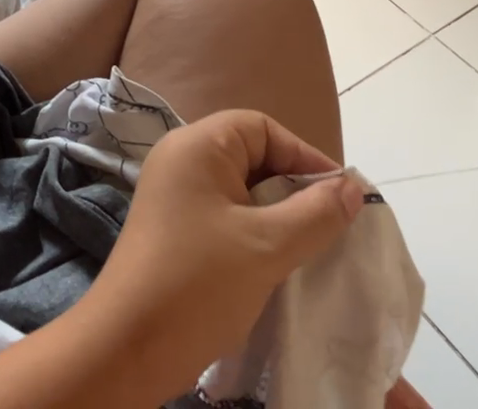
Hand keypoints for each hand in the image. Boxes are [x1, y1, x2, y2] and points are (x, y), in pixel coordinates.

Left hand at [75, 109, 366, 399]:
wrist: (127, 348)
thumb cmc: (198, 283)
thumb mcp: (266, 246)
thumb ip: (315, 214)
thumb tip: (351, 188)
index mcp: (197, 147)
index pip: (261, 128)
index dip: (304, 156)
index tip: (338, 196)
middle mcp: (181, 161)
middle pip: (251, 157)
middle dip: (292, 189)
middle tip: (328, 225)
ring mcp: (174, 197)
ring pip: (241, 192)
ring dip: (276, 215)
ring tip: (308, 248)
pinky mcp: (173, 231)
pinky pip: (225, 217)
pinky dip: (254, 233)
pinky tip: (276, 264)